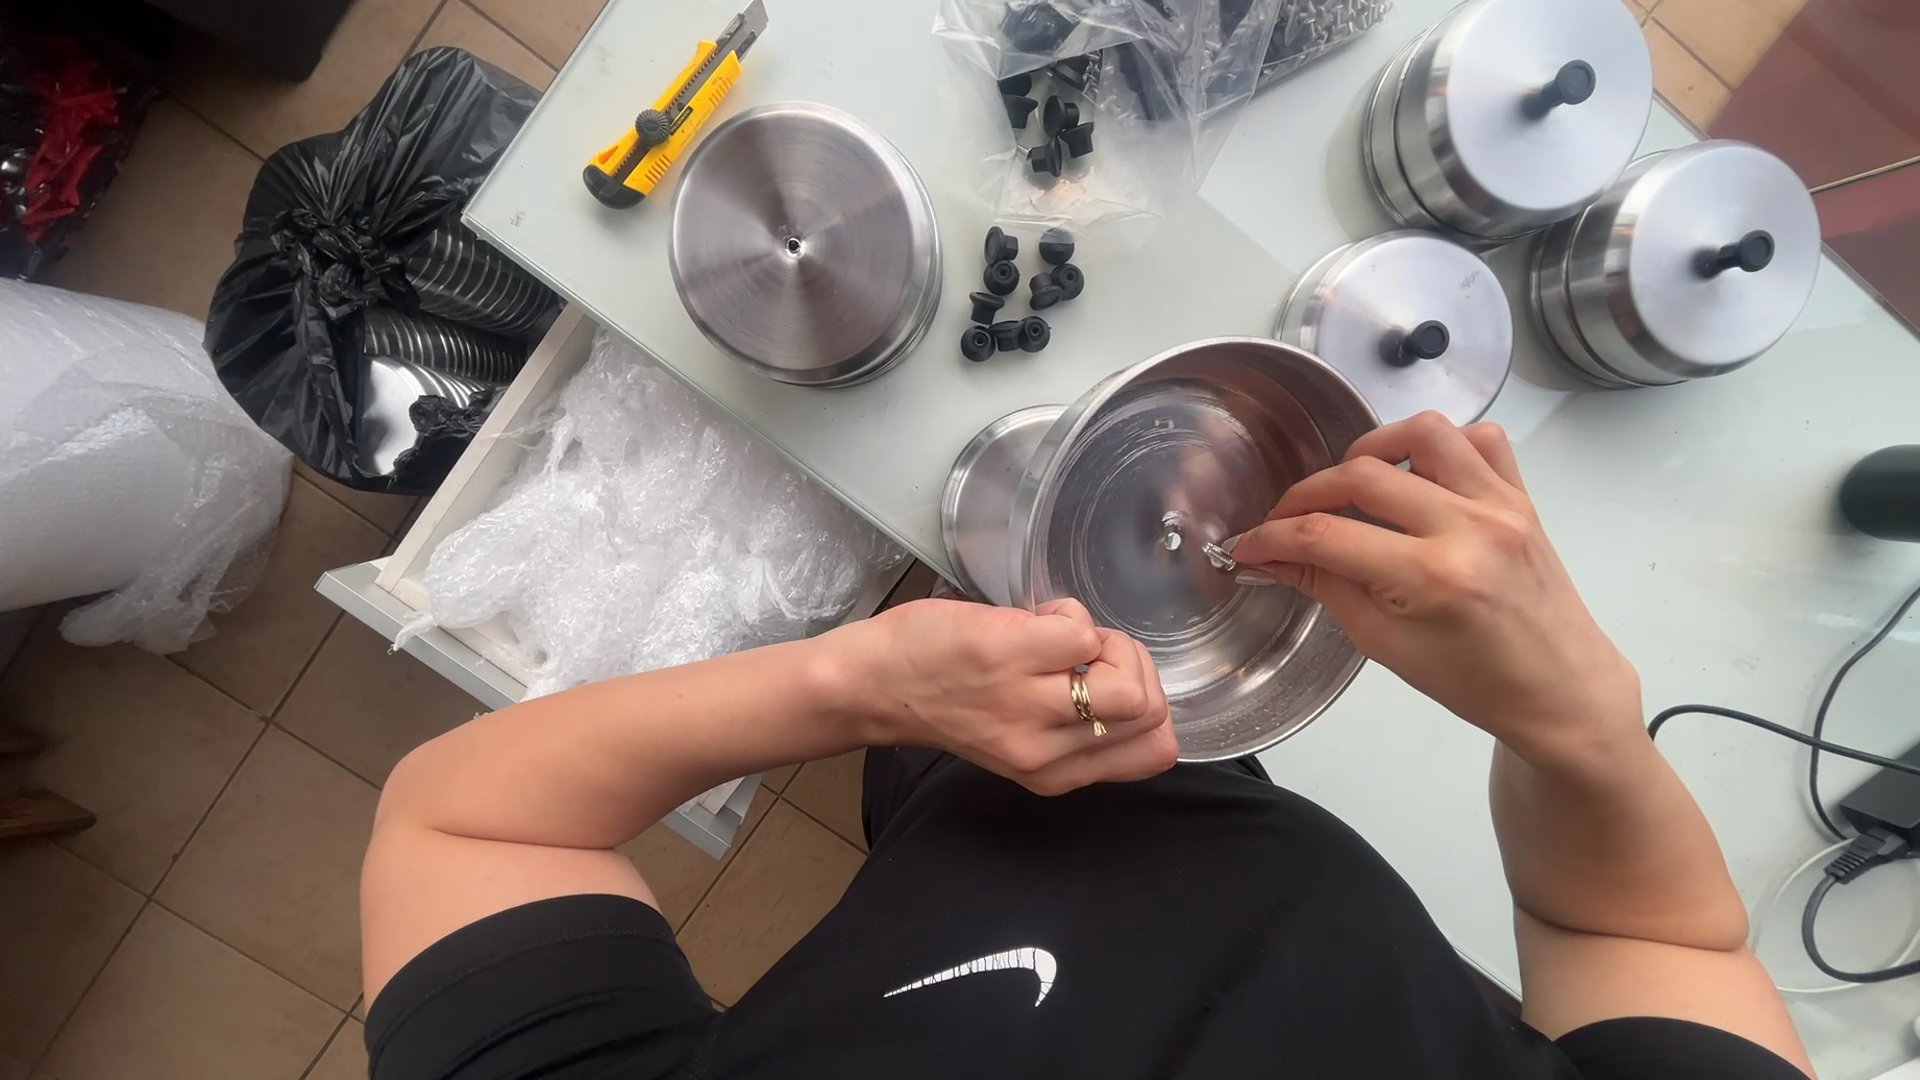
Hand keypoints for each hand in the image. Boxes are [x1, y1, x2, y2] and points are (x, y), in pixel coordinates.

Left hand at [834, 597, 1177, 794]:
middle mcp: (1047, 750)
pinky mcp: (1008, 655)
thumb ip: (1072, 731)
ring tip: (1062, 638)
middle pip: (1151, 712)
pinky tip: (1033, 619)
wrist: (874, 685)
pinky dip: (1068, 615)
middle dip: (1133, 667)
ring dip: (1108, 643)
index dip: (1147, 705)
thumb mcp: (1018, 743)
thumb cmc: (943, 704)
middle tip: (1083, 654)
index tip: (1105, 683)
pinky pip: (1081, 632)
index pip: (1157, 752)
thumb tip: (1127, 685)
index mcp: (1055, 772)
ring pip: (1130, 681)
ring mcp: (1028, 704)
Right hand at [1226, 413, 1640, 764]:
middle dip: (1302, 497)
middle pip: (1358, 477)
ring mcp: (1500, 505)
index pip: (1323, 536)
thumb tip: (1266, 557)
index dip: (1270, 538)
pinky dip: (1436, 445)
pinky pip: (1480, 438)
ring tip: (1348, 483)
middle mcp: (1467, 527)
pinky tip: (1412, 476)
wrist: (1559, 689)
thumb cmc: (1467, 680)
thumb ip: (1321, 584)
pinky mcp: (1520, 497)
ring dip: (1367, 449)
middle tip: (1283, 524)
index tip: (1246, 546)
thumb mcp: (1378, 639)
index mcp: (1429, 576)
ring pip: (1420, 433)